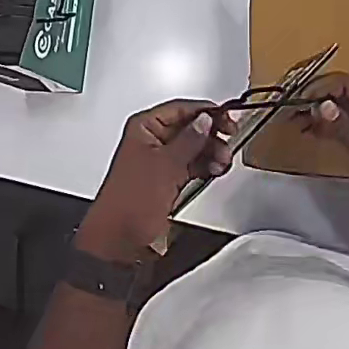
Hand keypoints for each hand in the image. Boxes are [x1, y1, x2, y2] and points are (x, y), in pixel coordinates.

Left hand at [76, 100, 233, 262]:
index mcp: (144, 127)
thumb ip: (189, 140)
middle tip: (228, 140)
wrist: (120, 239)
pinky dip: (204, 166)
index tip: (226, 117)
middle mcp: (151, 140)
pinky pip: (191, 165)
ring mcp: (160, 160)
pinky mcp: (167, 179)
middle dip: (210, 134)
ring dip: (210, 152)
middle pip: (188, 127)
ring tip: (221, 161)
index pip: (179, 109)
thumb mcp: (166, 164)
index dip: (204, 111)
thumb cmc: (130, 200)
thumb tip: (205, 120)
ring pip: (192, 147)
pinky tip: (215, 170)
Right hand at [299, 74, 348, 225]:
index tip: (294, 102)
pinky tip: (306, 130)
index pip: (342, 82)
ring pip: (336, 105)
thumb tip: (318, 105)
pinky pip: (341, 120)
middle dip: (311, 98)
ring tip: (291, 120)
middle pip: (337, 90)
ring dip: (315, 111)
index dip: (316, 88)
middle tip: (286, 110)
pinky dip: (324, 124)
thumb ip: (344, 128)